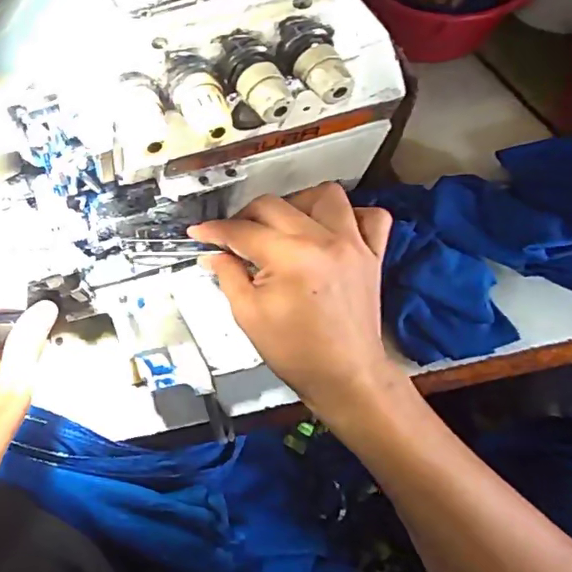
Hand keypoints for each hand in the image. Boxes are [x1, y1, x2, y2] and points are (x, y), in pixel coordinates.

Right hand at [188, 183, 399, 418]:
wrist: (346, 376)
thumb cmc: (298, 352)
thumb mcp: (247, 314)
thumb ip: (228, 275)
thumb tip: (215, 255)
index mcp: (290, 257)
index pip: (241, 230)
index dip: (213, 230)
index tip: (200, 233)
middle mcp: (324, 242)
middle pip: (273, 205)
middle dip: (244, 216)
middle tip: (231, 235)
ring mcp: (353, 245)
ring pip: (324, 196)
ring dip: (295, 204)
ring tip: (280, 224)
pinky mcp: (372, 255)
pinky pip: (370, 216)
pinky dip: (349, 215)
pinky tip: (327, 228)